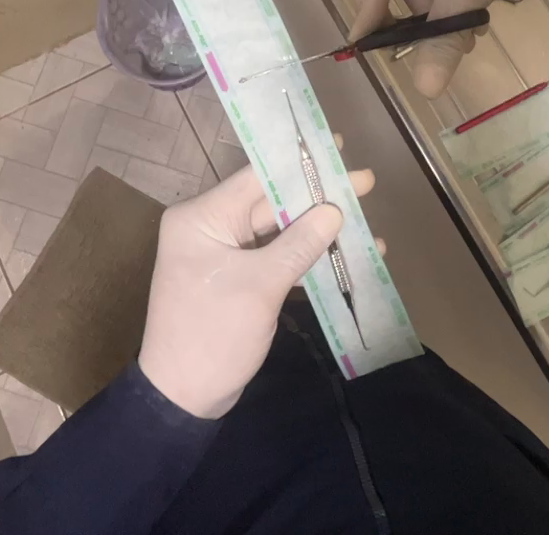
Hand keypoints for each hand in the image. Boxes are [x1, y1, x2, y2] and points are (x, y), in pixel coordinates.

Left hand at [138, 158, 375, 418]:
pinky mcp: (239, 279)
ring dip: (319, 231)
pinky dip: (307, 258)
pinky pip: (276, 257)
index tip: (336, 147)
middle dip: (318, 197)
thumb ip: (298, 244)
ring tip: (366, 222)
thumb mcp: (260, 286)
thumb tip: (334, 210)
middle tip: (364, 181)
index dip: (299, 162)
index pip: (256, 177)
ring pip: (279, 231)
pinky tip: (346, 258)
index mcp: (202, 216)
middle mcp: (211, 226)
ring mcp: (226, 254)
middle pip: (272, 202)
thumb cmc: (212, 334)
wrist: (182, 400)